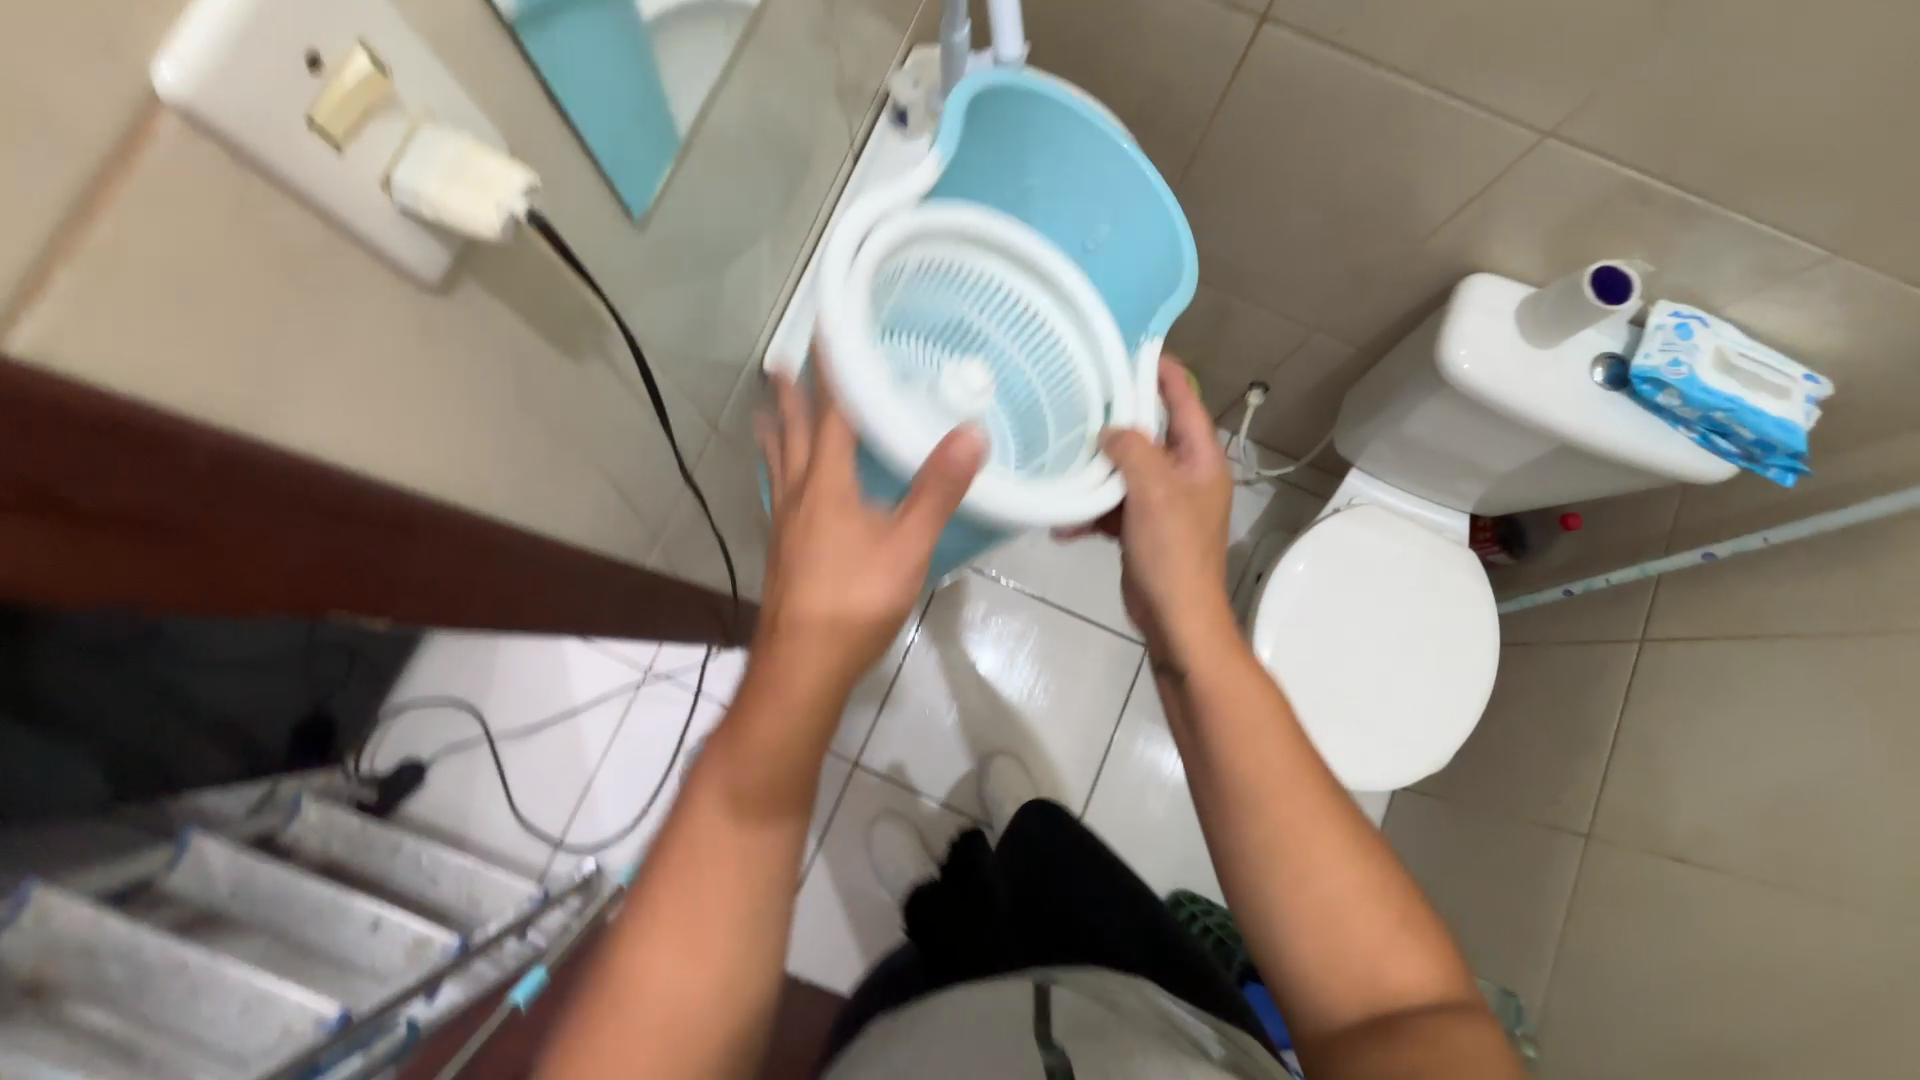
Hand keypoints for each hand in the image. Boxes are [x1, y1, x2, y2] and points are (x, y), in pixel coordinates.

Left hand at [754, 361, 986, 693]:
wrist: (804, 663)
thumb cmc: (855, 600)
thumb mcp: (908, 545)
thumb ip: (937, 490)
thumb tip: (970, 434)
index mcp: (828, 484)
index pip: (829, 413)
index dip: (830, 371)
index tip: (824, 330)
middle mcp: (798, 495)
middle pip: (790, 434)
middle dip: (789, 396)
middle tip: (779, 361)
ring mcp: (785, 525)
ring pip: (777, 465)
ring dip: (774, 431)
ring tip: (765, 409)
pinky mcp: (783, 551)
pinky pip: (778, 494)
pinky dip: (779, 472)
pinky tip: (784, 486)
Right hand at [1065, 356, 1233, 654]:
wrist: (1175, 617)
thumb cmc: (1173, 551)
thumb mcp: (1154, 491)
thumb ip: (1133, 450)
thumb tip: (1111, 430)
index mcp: (1201, 460)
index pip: (1185, 401)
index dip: (1162, 373)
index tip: (1129, 349)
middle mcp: (1185, 476)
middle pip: (1149, 435)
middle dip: (1115, 421)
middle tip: (1079, 398)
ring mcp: (1162, 504)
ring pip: (1124, 472)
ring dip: (1094, 472)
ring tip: (1061, 459)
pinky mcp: (1141, 529)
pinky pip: (1112, 507)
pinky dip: (1089, 512)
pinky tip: (1062, 521)